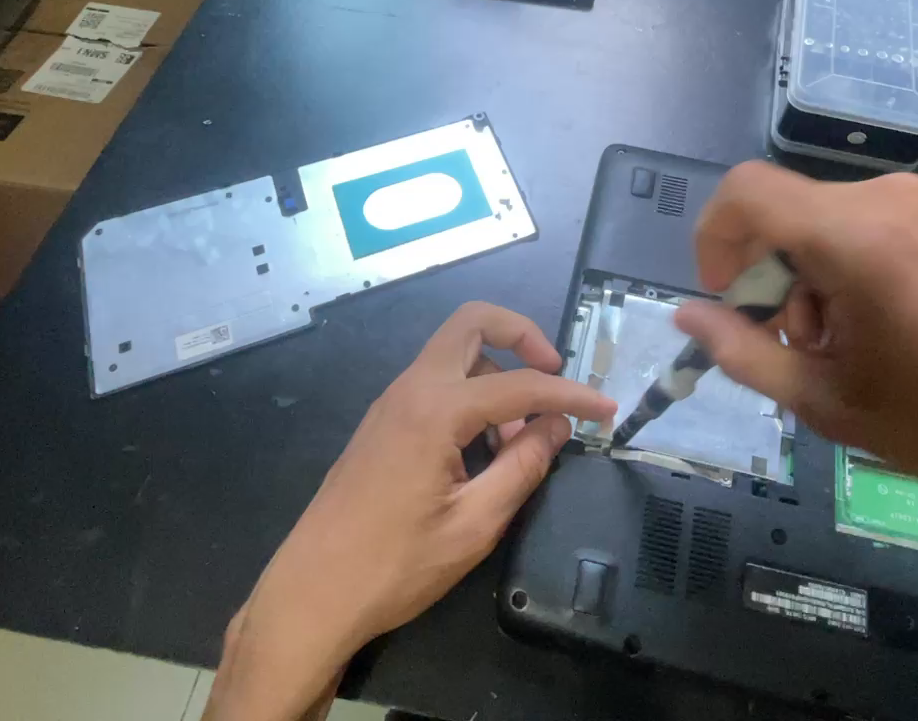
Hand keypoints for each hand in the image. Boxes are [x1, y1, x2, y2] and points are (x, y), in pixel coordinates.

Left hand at [206, 303, 613, 720]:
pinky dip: (473, 397)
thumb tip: (557, 426)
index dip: (570, 395)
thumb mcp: (474, 524)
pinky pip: (439, 384)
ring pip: (456, 354)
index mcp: (436, 409)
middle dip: (522, 336)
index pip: (521, 384)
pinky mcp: (385, 422)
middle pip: (473, 322)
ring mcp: (393, 402)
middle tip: (554, 376)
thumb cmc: (394, 565)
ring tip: (521, 441)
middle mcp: (412, 388)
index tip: (606, 410)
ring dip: (498, 376)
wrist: (310, 595)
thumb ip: (523, 467)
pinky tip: (486, 450)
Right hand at [674, 162, 917, 511]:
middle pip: (782, 213)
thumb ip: (743, 352)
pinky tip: (884, 328)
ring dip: (808, 279)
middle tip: (799, 348)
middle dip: (769, 277)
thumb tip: (687, 314)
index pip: (744, 191)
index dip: (713, 240)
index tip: (731, 301)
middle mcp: (886, 198)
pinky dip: (846, 268)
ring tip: (848, 350)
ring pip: (822, 222)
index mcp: (853, 236)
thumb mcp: (827, 401)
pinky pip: (865, 225)